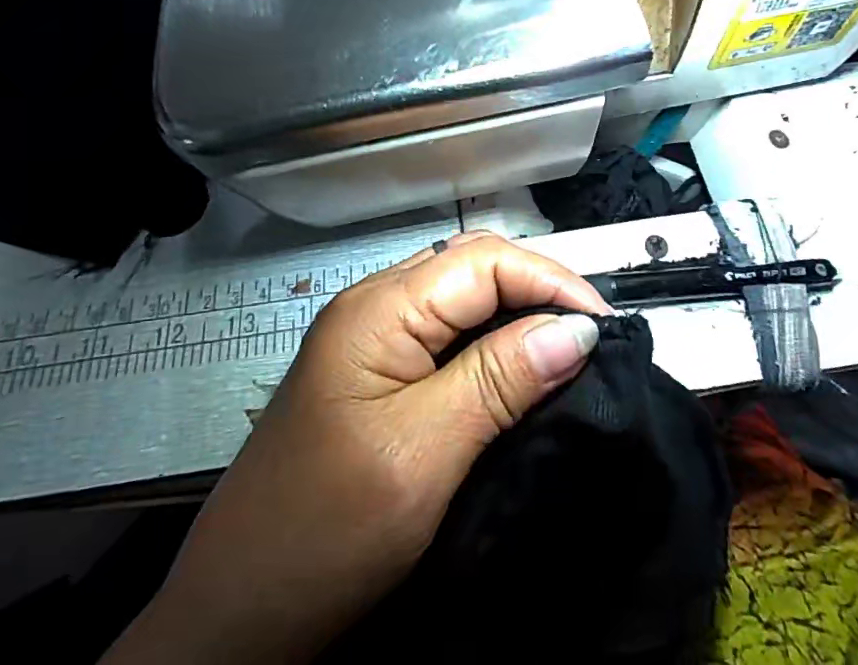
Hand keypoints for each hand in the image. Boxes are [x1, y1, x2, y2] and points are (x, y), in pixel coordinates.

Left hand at [102, 231, 610, 664]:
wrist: (247, 595)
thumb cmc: (326, 526)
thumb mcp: (421, 452)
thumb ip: (496, 381)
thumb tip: (577, 330)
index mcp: (375, 310)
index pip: (479, 261)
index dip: (550, 282)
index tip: (610, 331)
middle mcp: (370, 308)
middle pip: (468, 267)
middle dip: (537, 290)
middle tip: (596, 340)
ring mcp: (369, 340)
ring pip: (458, 299)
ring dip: (516, 315)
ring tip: (570, 353)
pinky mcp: (374, 373)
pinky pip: (442, 336)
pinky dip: (489, 344)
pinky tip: (519, 372)